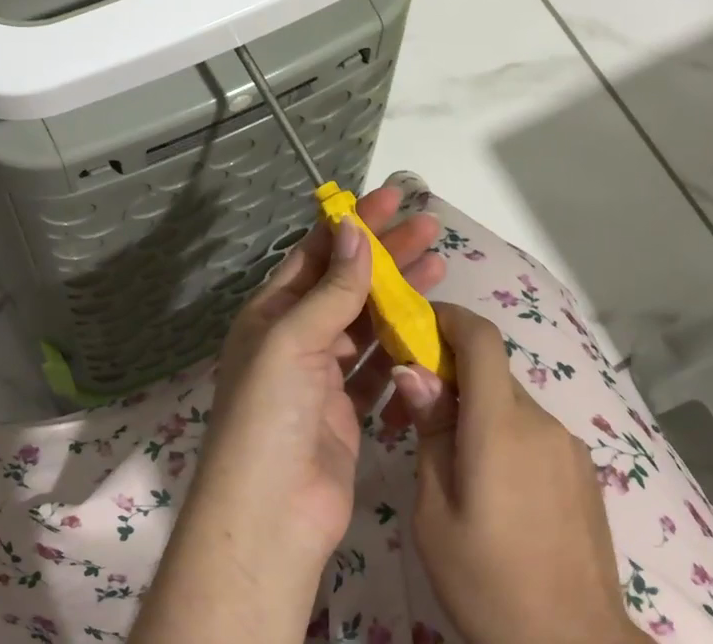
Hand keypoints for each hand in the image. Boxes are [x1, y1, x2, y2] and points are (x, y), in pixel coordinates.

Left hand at [133, 184, 443, 643]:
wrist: (273, 514)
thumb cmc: (271, 415)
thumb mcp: (292, 341)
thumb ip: (330, 290)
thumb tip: (355, 230)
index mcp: (270, 314)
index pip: (316, 255)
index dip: (353, 225)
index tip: (392, 198)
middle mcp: (295, 340)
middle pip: (347, 285)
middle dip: (387, 256)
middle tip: (431, 228)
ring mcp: (322, 378)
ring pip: (368, 324)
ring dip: (401, 297)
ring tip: (442, 268)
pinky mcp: (348, 412)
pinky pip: (380, 369)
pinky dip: (404, 347)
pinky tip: (434, 328)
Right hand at [394, 305, 644, 643]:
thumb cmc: (487, 581)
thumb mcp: (435, 510)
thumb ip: (430, 431)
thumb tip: (414, 371)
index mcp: (501, 424)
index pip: (481, 337)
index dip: (448, 317)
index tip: (415, 325)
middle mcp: (542, 421)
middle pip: (492, 371)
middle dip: (450, 375)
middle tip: (411, 411)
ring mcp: (569, 446)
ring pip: (511, 404)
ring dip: (477, 411)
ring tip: (449, 462)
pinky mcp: (583, 472)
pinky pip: (534, 433)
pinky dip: (504, 436)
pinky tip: (490, 488)